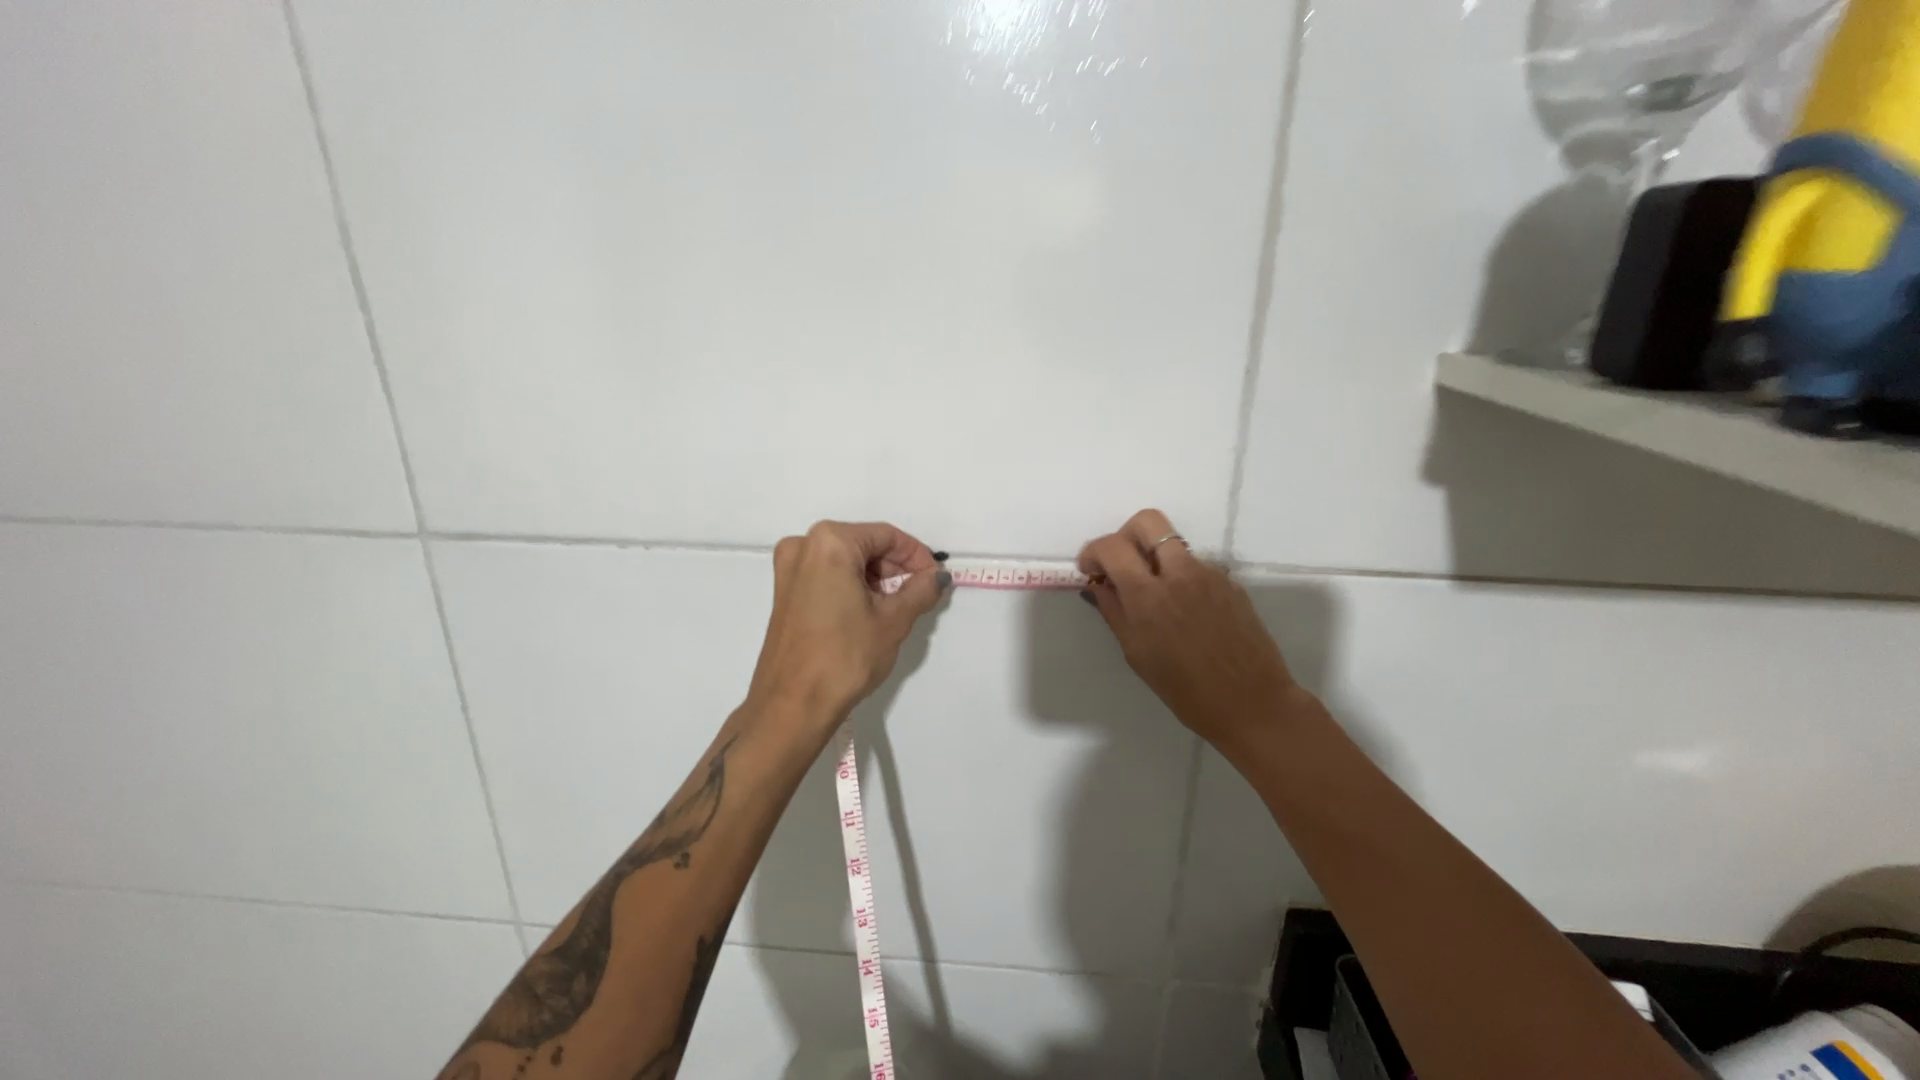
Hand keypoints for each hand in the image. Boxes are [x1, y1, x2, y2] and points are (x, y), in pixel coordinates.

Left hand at [748, 520, 948, 729]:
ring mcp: (788, 570)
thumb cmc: (845, 656)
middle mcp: (803, 546)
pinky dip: (852, 587)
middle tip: (920, 594)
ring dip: (875, 579)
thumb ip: (921, 589)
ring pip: (845, 562)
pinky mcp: (784, 593)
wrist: (793, 704)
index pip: (886, 536)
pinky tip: (871, 613)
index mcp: (829, 542)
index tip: (936, 578)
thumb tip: (938, 575)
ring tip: (898, 608)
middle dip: (895, 568)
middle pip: (863, 545)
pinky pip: (827, 577)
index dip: (916, 555)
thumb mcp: (893, 621)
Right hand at [1078, 509, 1311, 752]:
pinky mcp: (1230, 583)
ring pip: (1174, 546)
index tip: (1090, 570)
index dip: (1093, 551)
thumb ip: (1115, 612)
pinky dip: (1182, 578)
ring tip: (1156, 596)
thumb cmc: (1185, 690)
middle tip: (1121, 563)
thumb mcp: (1137, 654)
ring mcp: (1209, 575)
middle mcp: (1179, 574)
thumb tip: (1099, 585)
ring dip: (1156, 559)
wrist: (1251, 702)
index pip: (1112, 547)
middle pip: (1148, 522)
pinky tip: (1187, 613)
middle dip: (1126, 535)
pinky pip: (1196, 567)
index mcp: (1149, 596)